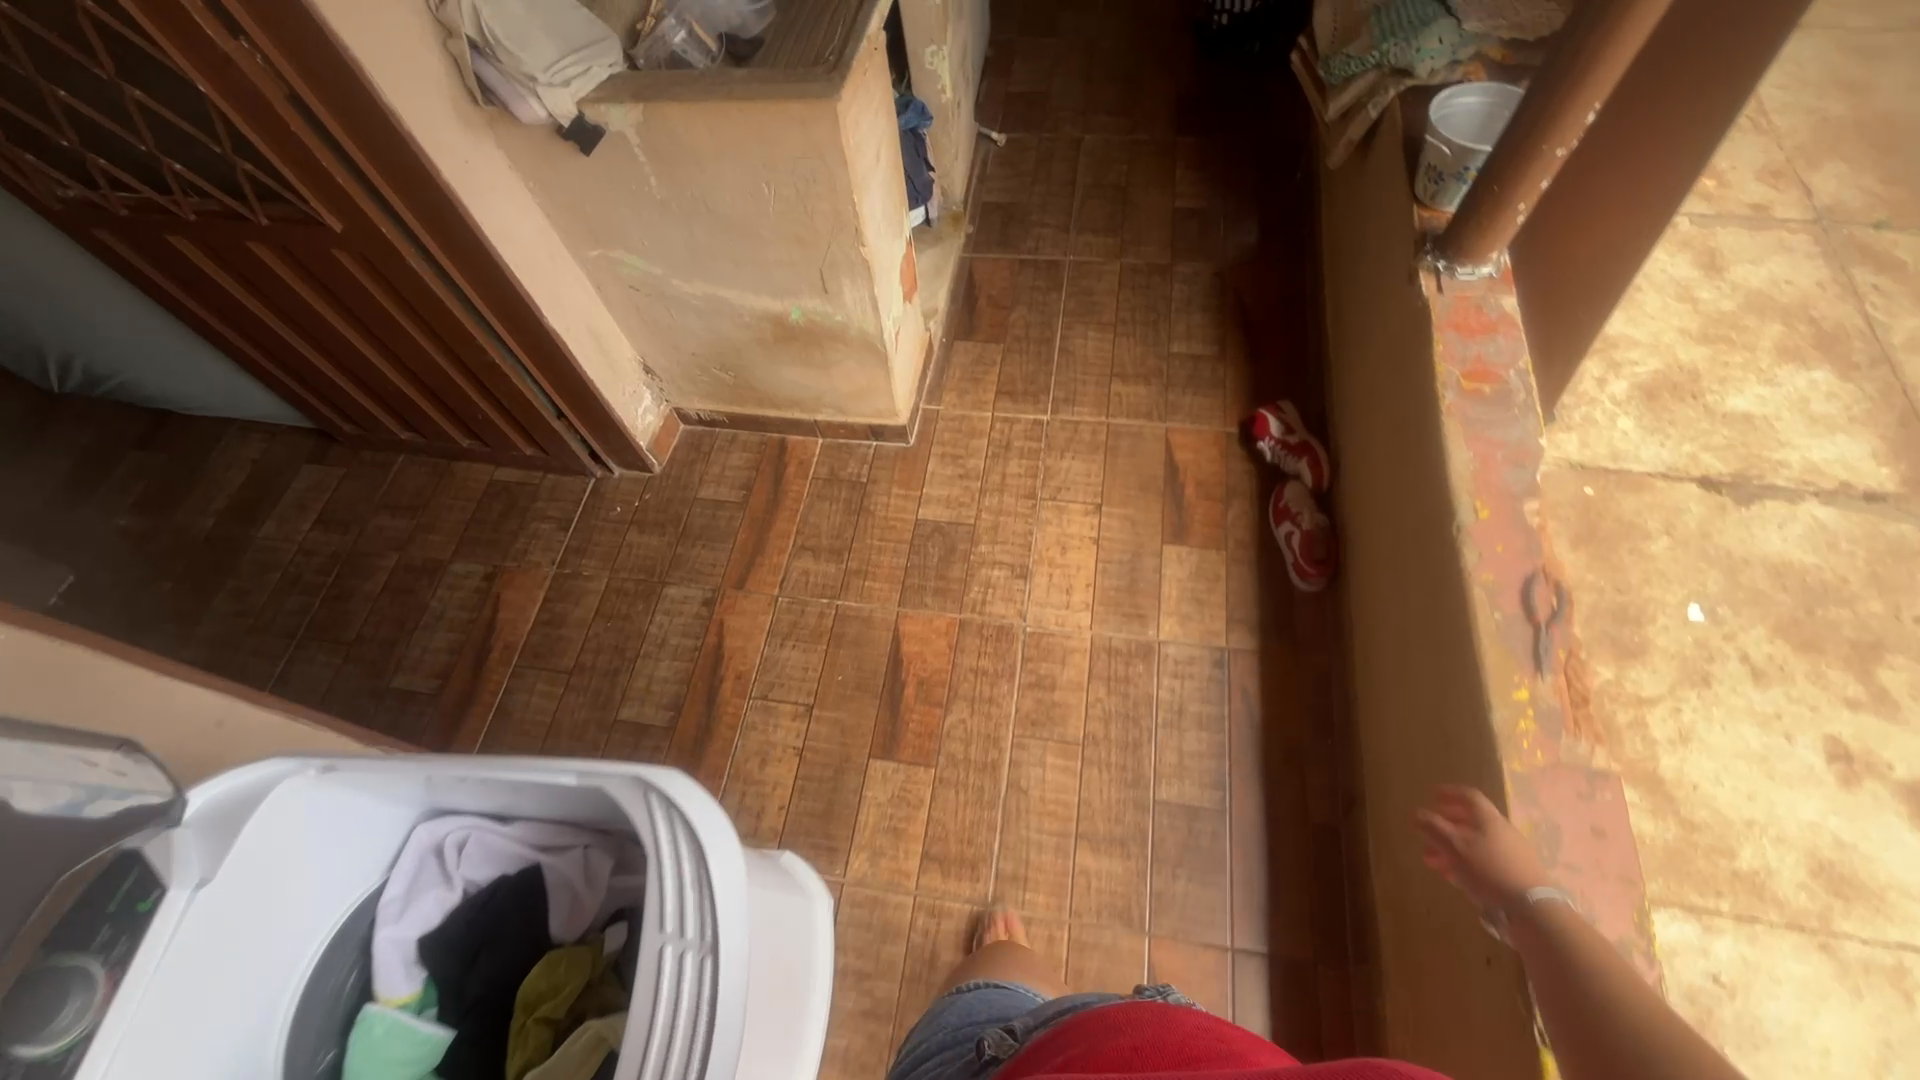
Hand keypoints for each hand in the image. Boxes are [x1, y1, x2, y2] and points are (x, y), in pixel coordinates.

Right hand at [1416, 785, 1550, 915]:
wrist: (1532, 907)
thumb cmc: (1488, 869)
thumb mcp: (1454, 846)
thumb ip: (1434, 827)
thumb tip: (1419, 813)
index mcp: (1487, 819)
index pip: (1468, 796)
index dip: (1449, 793)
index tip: (1432, 795)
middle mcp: (1501, 830)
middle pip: (1469, 821)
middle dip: (1444, 827)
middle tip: (1427, 835)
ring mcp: (1511, 852)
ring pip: (1475, 843)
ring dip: (1451, 848)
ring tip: (1434, 862)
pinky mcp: (1516, 872)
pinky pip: (1485, 860)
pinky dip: (1466, 863)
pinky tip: (1455, 877)